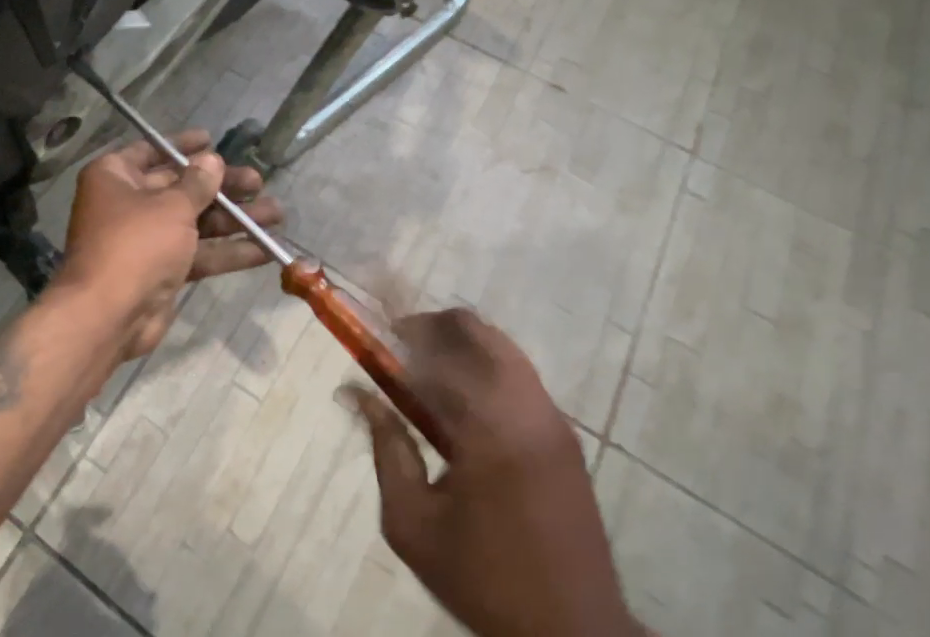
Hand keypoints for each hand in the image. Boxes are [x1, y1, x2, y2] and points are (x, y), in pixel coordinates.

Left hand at [53, 130, 282, 358]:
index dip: (182, 146)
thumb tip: (212, 160)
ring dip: (233, 219)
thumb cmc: (135, 244)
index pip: (150, 151)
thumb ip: (197, 183)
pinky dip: (226, 251)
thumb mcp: (171, 206)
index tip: (213, 140)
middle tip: (258, 181)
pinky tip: (265, 249)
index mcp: (114, 176)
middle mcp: (126, 204)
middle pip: (179, 187)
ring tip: (277, 213)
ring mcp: (144, 240)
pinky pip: (196, 254)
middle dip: (220, 187)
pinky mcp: (161, 271)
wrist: (109, 314)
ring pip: (194, 222)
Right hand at [343, 309, 644, 636]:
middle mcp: (529, 415)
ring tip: (421, 370)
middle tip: (398, 341)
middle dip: (436, 325)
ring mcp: (555, 426)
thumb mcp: (411, 520)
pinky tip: (456, 404)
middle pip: (483, 335)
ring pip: (505, 354)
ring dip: (461, 347)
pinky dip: (483, 372)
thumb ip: (387, 448)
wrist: (572, 633)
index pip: (439, 353)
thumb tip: (357, 393)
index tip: (371, 324)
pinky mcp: (566, 442)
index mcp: (489, 432)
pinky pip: (519, 382)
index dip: (401, 328)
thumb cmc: (481, 578)